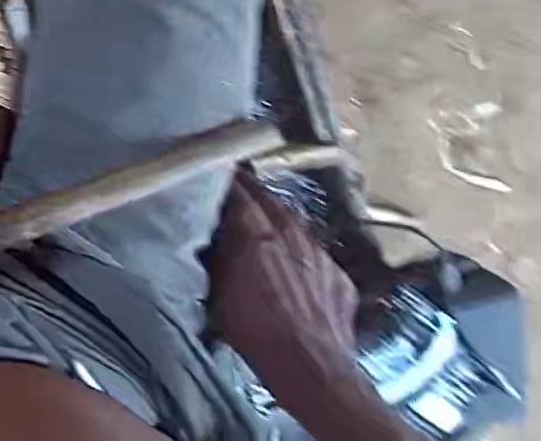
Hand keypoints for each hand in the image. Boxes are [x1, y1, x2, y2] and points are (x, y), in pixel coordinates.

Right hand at [208, 171, 361, 400]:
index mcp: (256, 233)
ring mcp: (320, 256)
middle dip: (249, 189)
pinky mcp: (341, 278)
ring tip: (258, 213)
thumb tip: (199, 225)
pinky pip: (314, 248)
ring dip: (274, 212)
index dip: (221, 177)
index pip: (237, 190)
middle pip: (269, 198)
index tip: (205, 170)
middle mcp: (291, 236)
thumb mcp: (214, 281)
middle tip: (229, 184)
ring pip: (294, 220)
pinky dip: (298, 242)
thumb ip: (212, 246)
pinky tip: (290, 254)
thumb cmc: (253, 326)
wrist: (313, 370)